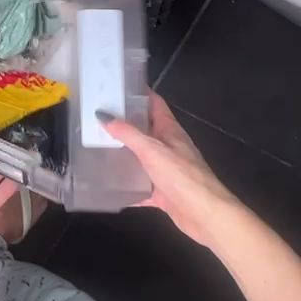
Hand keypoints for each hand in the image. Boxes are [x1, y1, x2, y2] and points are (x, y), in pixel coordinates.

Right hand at [100, 92, 242, 247]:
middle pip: (145, 129)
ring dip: (123, 153)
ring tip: (95, 146)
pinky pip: (140, 186)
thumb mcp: (152, 150)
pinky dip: (126, 186)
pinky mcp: (162, 192)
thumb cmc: (182, 176)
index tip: (116, 86)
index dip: (138, 92)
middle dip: (124, 122)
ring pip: (141, 157)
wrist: (205, 215)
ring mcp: (166, 170)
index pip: (154, 103)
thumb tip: (104, 116)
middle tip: (96, 116)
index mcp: (170, 130)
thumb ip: (128, 134)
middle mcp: (168, 147)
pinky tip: (108, 186)